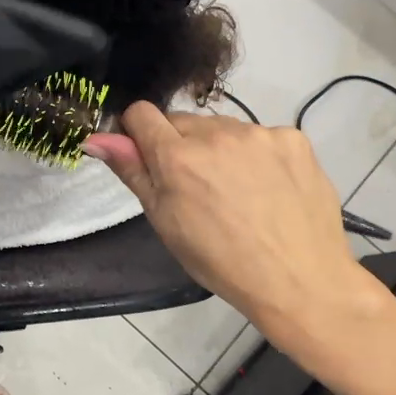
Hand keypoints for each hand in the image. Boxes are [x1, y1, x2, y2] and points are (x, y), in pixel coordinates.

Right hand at [83, 102, 378, 332]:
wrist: (299, 280)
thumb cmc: (218, 259)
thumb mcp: (163, 220)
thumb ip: (132, 172)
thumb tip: (96, 139)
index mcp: (176, 156)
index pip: (140, 113)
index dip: (137, 133)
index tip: (146, 157)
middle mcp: (216, 134)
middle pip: (181, 121)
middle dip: (179, 145)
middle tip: (194, 186)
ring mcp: (259, 134)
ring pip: (221, 128)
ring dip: (217, 148)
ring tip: (235, 190)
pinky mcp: (294, 139)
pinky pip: (259, 136)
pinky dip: (255, 154)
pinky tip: (266, 186)